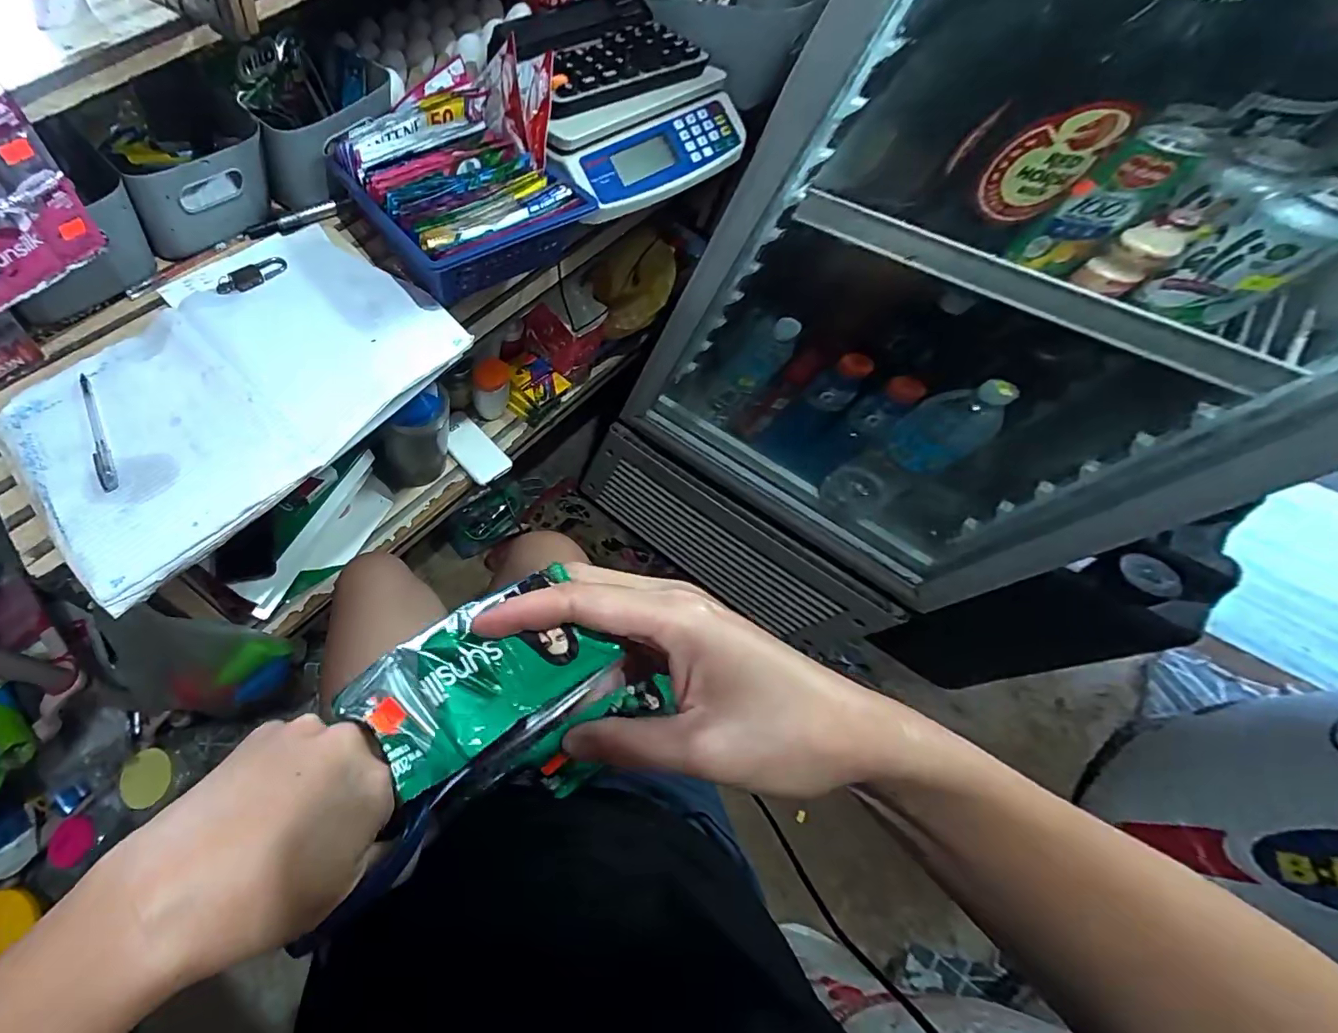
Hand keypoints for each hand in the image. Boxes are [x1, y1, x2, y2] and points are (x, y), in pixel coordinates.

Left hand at [89, 715, 392, 984]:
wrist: (177, 882)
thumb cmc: (272, 897)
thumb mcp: (343, 889)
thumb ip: (381, 850)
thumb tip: (389, 833)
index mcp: (374, 777)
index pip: (403, 782)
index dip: (386, 810)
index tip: (368, 833)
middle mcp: (342, 738)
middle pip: (363, 757)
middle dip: (352, 785)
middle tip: (326, 828)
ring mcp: (297, 728)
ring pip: (325, 749)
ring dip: (318, 773)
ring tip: (284, 816)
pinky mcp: (259, 729)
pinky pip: (290, 746)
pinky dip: (286, 767)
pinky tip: (258, 803)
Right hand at [472, 565, 943, 797]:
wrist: (859, 733)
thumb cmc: (787, 736)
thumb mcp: (700, 750)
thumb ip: (625, 742)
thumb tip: (563, 740)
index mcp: (672, 616)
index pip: (579, 602)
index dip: (523, 611)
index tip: (478, 626)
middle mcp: (671, 599)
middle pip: (585, 587)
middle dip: (534, 607)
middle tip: (490, 641)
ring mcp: (680, 611)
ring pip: (602, 602)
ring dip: (561, 624)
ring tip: (521, 657)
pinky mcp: (687, 630)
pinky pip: (624, 625)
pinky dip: (590, 641)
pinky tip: (576, 672)